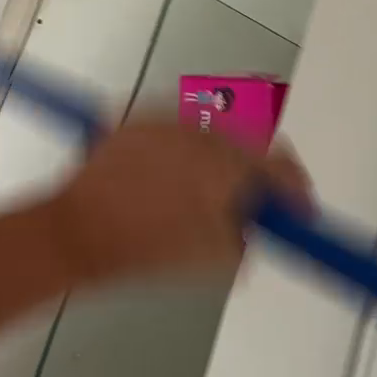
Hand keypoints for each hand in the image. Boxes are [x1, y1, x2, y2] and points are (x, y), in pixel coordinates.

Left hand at [43, 120, 313, 283]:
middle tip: (248, 206)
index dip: (294, 191)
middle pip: (244, 145)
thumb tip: (255, 225)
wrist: (80, 230)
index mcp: (225, 164)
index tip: (296, 210)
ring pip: (206, 135)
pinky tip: (168, 176)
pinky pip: (168, 129)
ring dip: (215, 159)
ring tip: (202, 194)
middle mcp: (195, 133)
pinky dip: (178, 149)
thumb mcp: (218, 255)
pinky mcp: (130, 121)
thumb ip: (249, 233)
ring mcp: (159, 122)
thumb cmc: (146, 247)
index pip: (281, 165)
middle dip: (252, 175)